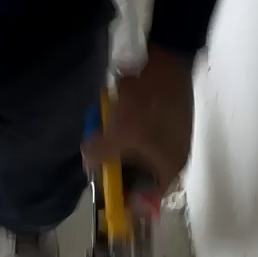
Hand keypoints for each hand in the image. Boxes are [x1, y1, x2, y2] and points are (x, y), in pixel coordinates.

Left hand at [82, 46, 194, 213]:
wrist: (168, 56)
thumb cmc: (149, 102)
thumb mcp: (120, 132)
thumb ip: (100, 155)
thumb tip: (86, 165)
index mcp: (168, 169)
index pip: (145, 201)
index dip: (123, 201)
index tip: (104, 194)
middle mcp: (171, 159)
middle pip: (140, 178)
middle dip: (117, 173)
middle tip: (97, 165)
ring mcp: (167, 139)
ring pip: (137, 157)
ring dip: (118, 152)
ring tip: (100, 142)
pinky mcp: (161, 121)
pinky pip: (138, 137)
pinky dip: (124, 135)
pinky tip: (110, 125)